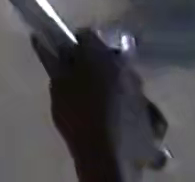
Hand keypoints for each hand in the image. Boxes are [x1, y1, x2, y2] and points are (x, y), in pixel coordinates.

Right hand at [35, 31, 168, 181]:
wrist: (108, 160)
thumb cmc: (77, 117)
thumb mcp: (58, 86)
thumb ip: (52, 60)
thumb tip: (40, 38)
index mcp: (102, 54)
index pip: (87, 34)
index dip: (75, 43)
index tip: (66, 56)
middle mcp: (126, 67)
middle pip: (110, 56)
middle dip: (98, 63)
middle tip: (83, 79)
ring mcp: (143, 93)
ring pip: (126, 79)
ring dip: (115, 85)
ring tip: (102, 103)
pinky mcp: (153, 118)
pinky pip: (142, 107)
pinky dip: (133, 109)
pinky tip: (122, 121)